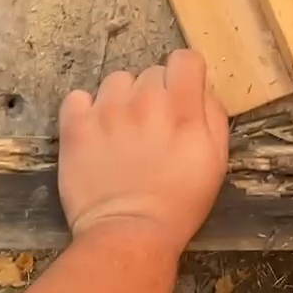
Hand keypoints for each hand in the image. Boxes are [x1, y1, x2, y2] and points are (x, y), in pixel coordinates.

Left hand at [56, 49, 229, 254]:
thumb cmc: (180, 203)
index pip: (186, 58)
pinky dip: (86, 110)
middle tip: (152, 128)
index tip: (182, 95)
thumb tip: (202, 90)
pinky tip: (94, 132)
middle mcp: (146, 101)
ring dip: (122, 99)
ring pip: (117, 81)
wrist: (129, 234)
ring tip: (122, 131)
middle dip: (155, 94)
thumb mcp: (216, 162)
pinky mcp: (76, 125)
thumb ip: (213, 116)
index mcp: (183, 109)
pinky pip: (79, 97)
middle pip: (152, 72)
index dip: (186, 74)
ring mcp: (107, 111)